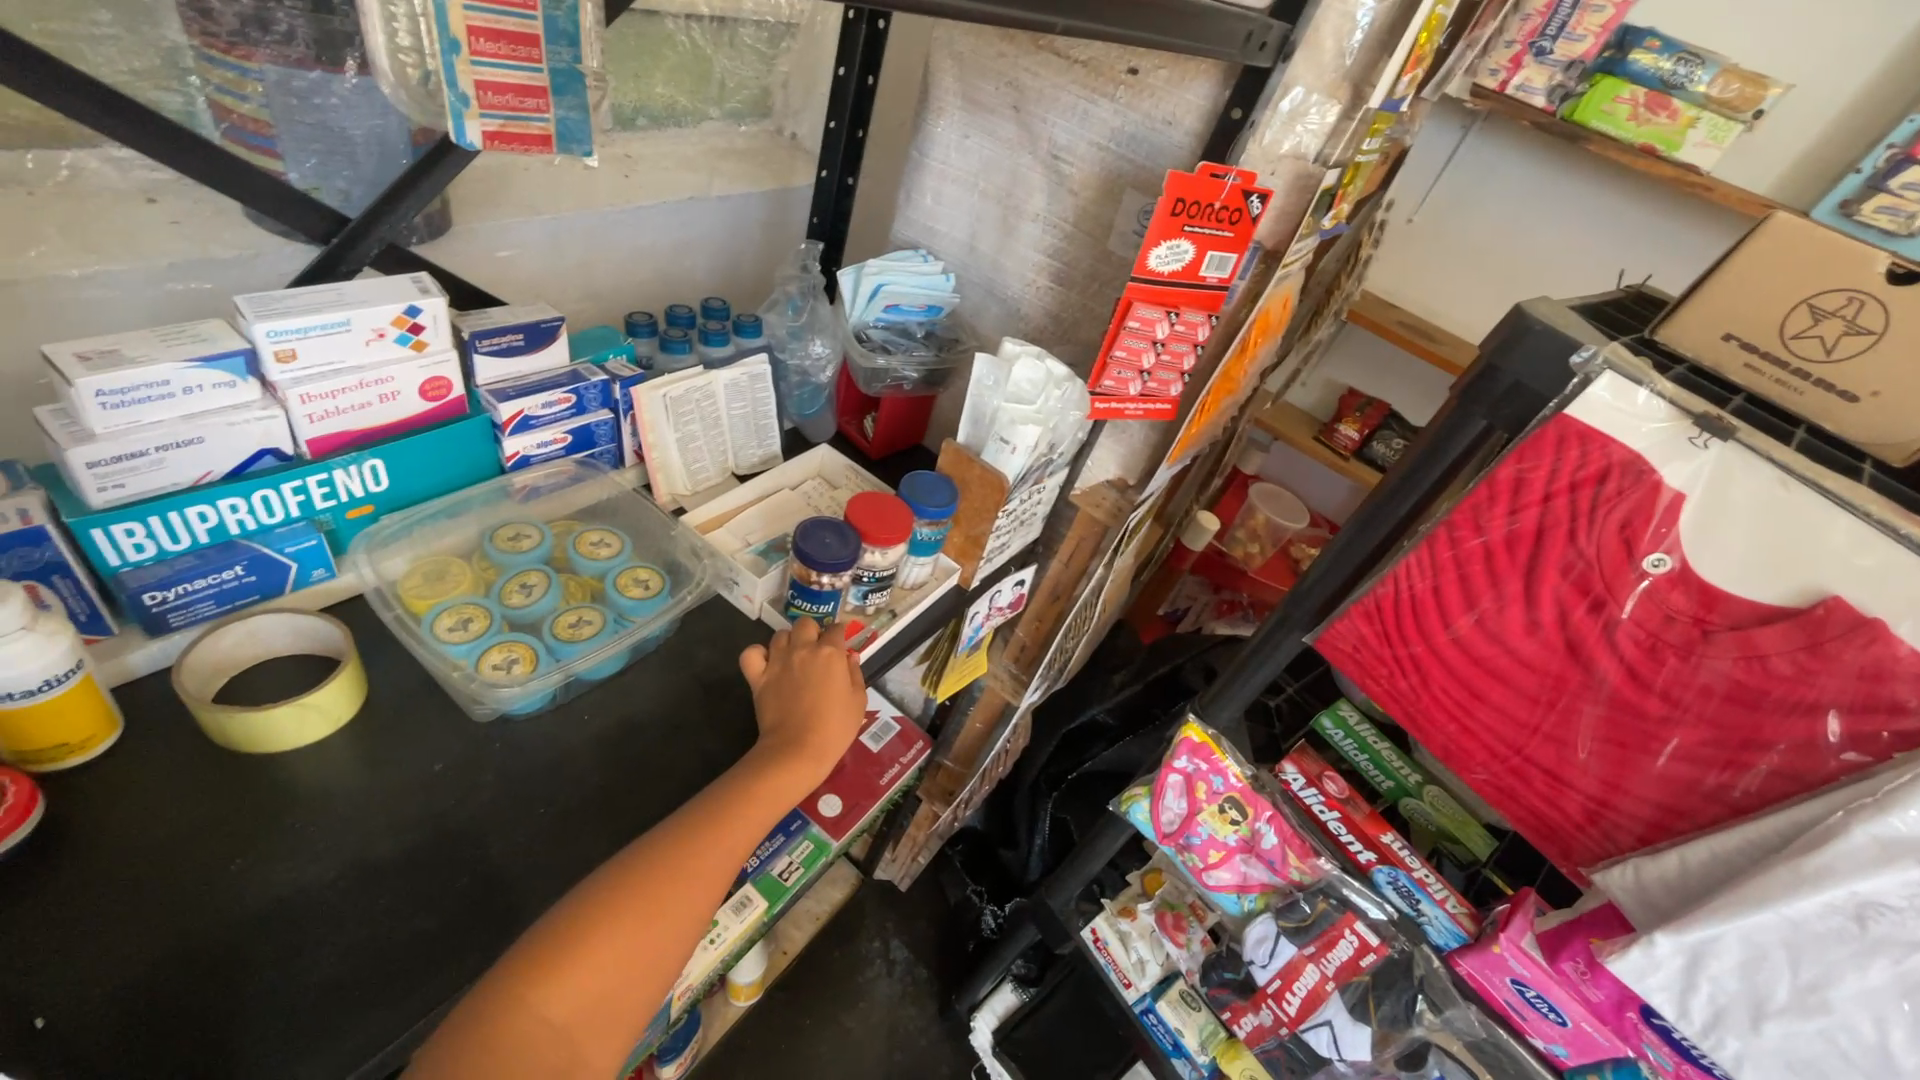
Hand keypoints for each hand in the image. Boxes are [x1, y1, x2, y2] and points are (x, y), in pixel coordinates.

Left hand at [738, 618, 867, 790]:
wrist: (798, 749)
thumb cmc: (835, 728)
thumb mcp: (858, 701)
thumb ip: (855, 674)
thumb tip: (850, 657)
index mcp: (830, 653)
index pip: (836, 630)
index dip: (839, 634)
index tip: (840, 644)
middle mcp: (803, 649)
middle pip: (805, 624)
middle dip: (812, 631)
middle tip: (816, 649)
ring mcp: (777, 661)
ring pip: (780, 635)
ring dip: (788, 642)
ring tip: (793, 656)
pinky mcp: (758, 677)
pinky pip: (751, 653)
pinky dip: (757, 653)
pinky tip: (766, 662)